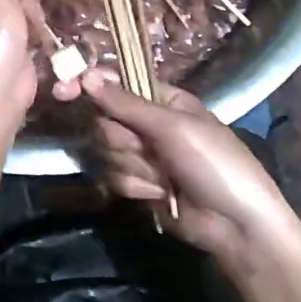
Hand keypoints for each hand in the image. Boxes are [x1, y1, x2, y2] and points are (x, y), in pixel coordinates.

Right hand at [81, 72, 300, 260]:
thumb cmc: (216, 165)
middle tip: (146, 148)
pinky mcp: (135, 183)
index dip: (88, 85)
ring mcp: (141, 155)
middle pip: (103, 119)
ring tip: (163, 178)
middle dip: (121, 139)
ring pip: (104, 150)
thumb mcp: (174, 127)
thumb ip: (126, 103)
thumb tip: (85, 75)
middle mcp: (148, 124)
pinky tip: (160, 195)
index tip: (64, 90)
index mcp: (163, 101)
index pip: (115, 84)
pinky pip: (111, 176)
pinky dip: (135, 186)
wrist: (236, 227)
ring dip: (132, 166)